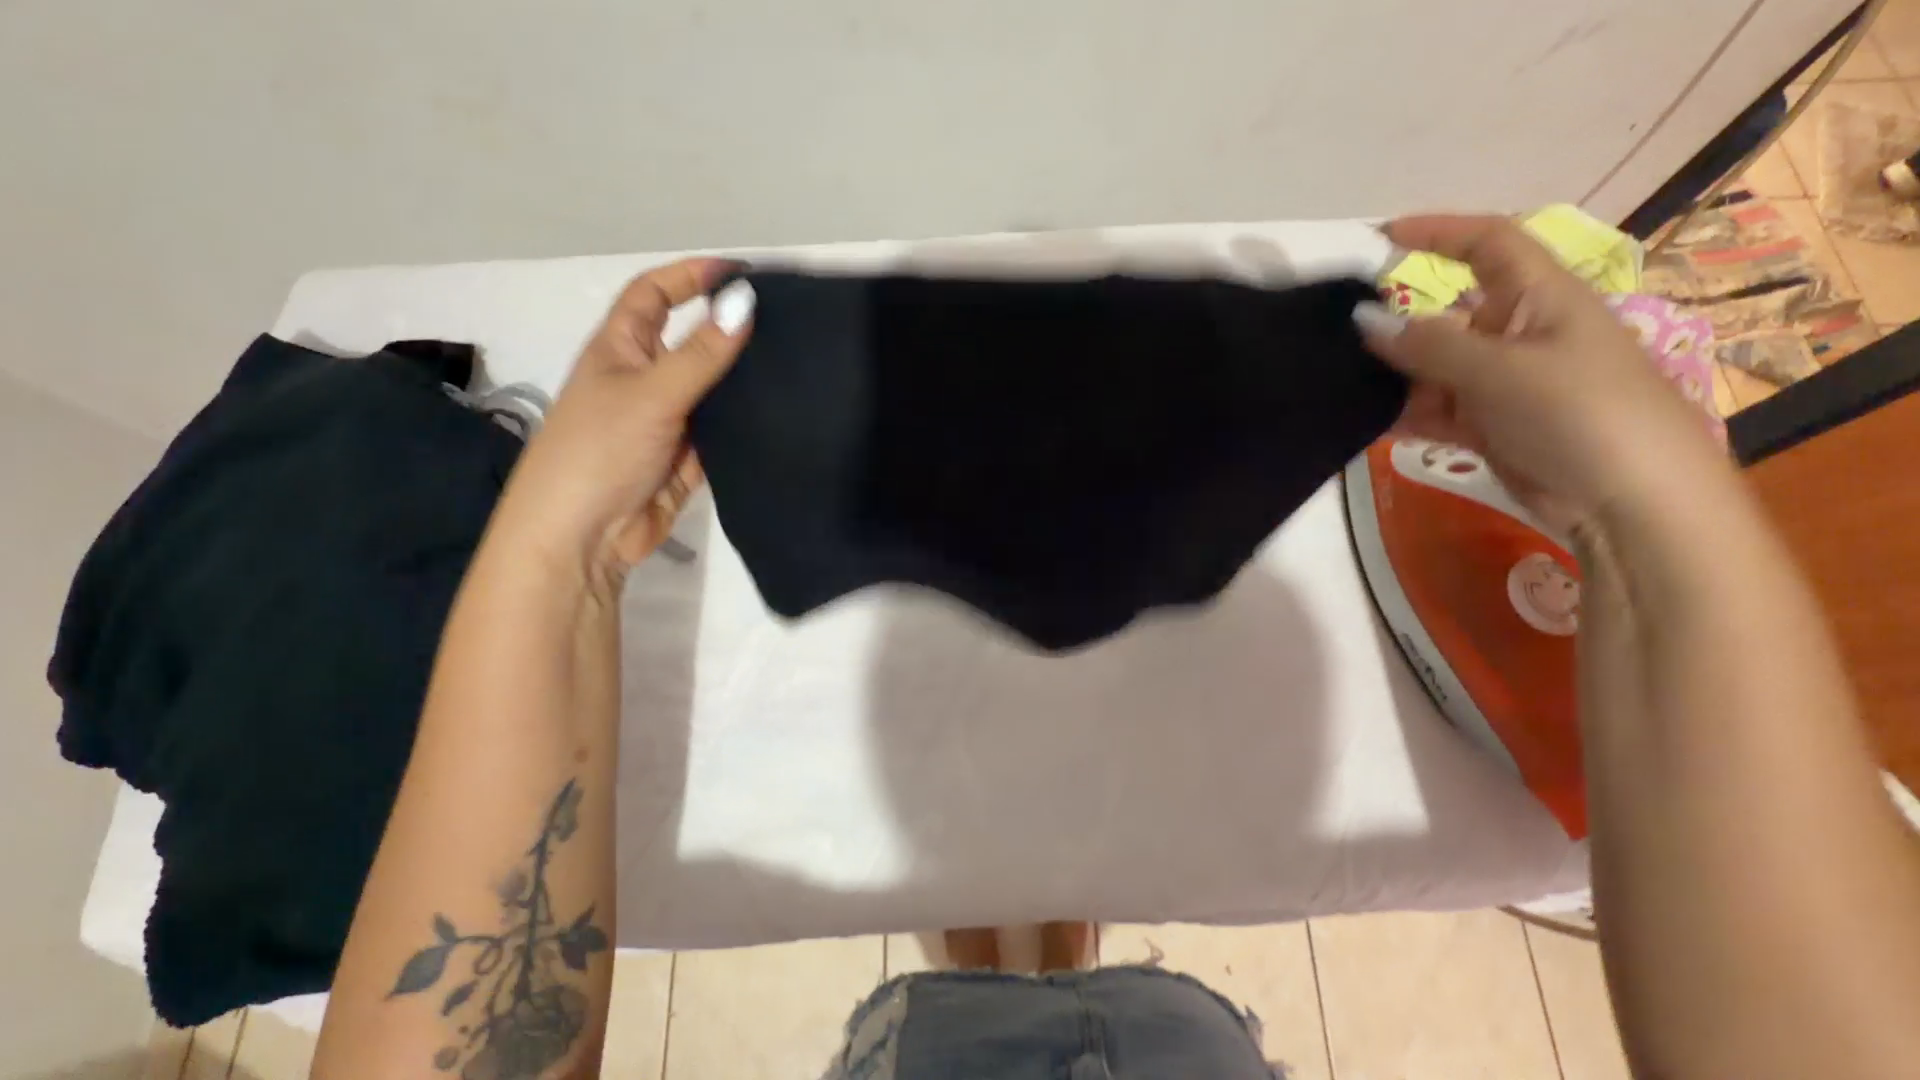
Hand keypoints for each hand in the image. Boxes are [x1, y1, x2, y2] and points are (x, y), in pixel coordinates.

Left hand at [490, 259, 755, 594]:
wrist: (584, 538)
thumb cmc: (601, 451)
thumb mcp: (651, 393)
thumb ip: (702, 353)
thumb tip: (744, 303)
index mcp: (619, 350)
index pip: (653, 296)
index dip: (689, 277)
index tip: (739, 273)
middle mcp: (644, 379)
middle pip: (691, 341)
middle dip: (729, 329)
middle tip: (787, 320)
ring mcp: (667, 422)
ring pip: (713, 390)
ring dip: (744, 381)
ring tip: (798, 363)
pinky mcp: (687, 460)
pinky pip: (723, 433)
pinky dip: (746, 425)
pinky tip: (785, 413)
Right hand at [1353, 215, 1723, 531]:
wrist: (1632, 503)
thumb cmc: (1580, 413)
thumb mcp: (1500, 371)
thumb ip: (1428, 345)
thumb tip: (1364, 320)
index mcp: (1540, 297)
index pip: (1488, 242)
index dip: (1438, 232)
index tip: (1378, 238)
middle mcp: (1519, 333)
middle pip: (1447, 313)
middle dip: (1397, 323)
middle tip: (1335, 337)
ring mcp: (1504, 384)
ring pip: (1434, 368)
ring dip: (1395, 377)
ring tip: (1341, 386)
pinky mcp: (1492, 427)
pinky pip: (1437, 410)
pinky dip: (1405, 414)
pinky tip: (1366, 422)